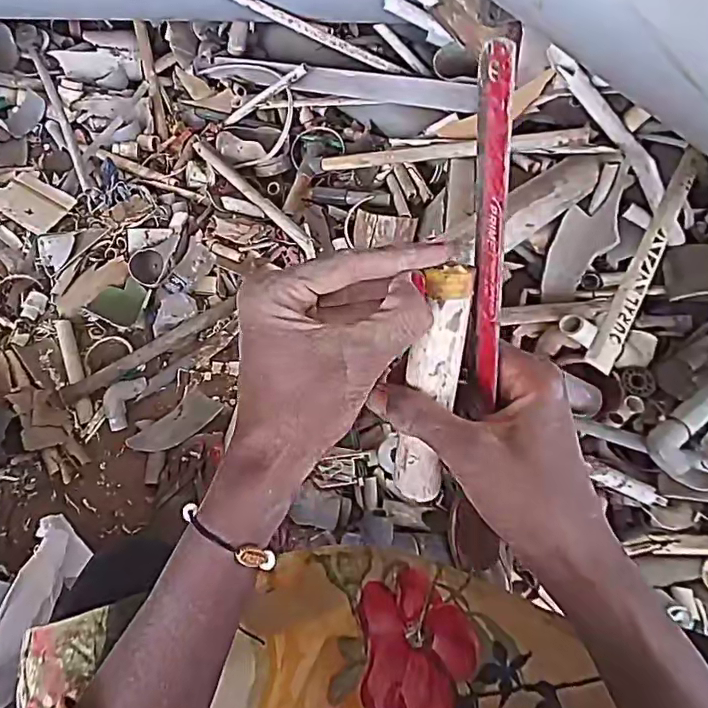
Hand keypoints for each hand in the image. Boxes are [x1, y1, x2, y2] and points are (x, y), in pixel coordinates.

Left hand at [232, 243, 447, 475]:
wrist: (275, 455)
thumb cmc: (290, 418)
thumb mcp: (357, 360)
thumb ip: (396, 319)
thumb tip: (417, 293)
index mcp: (273, 293)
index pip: (346, 264)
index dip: (399, 258)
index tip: (430, 252)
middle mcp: (275, 299)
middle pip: (349, 278)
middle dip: (396, 280)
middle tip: (434, 269)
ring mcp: (287, 318)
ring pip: (350, 298)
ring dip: (389, 300)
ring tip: (426, 293)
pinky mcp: (301, 336)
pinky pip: (345, 319)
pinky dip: (375, 320)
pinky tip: (403, 316)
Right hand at [370, 343, 614, 570]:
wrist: (565, 556)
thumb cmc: (544, 508)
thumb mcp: (469, 453)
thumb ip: (420, 417)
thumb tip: (386, 394)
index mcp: (535, 378)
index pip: (472, 338)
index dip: (434, 345)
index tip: (402, 352)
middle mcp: (529, 389)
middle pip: (463, 365)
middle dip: (429, 380)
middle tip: (400, 389)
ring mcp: (518, 412)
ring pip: (461, 391)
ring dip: (434, 404)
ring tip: (412, 416)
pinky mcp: (506, 434)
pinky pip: (466, 414)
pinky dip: (444, 423)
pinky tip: (429, 436)